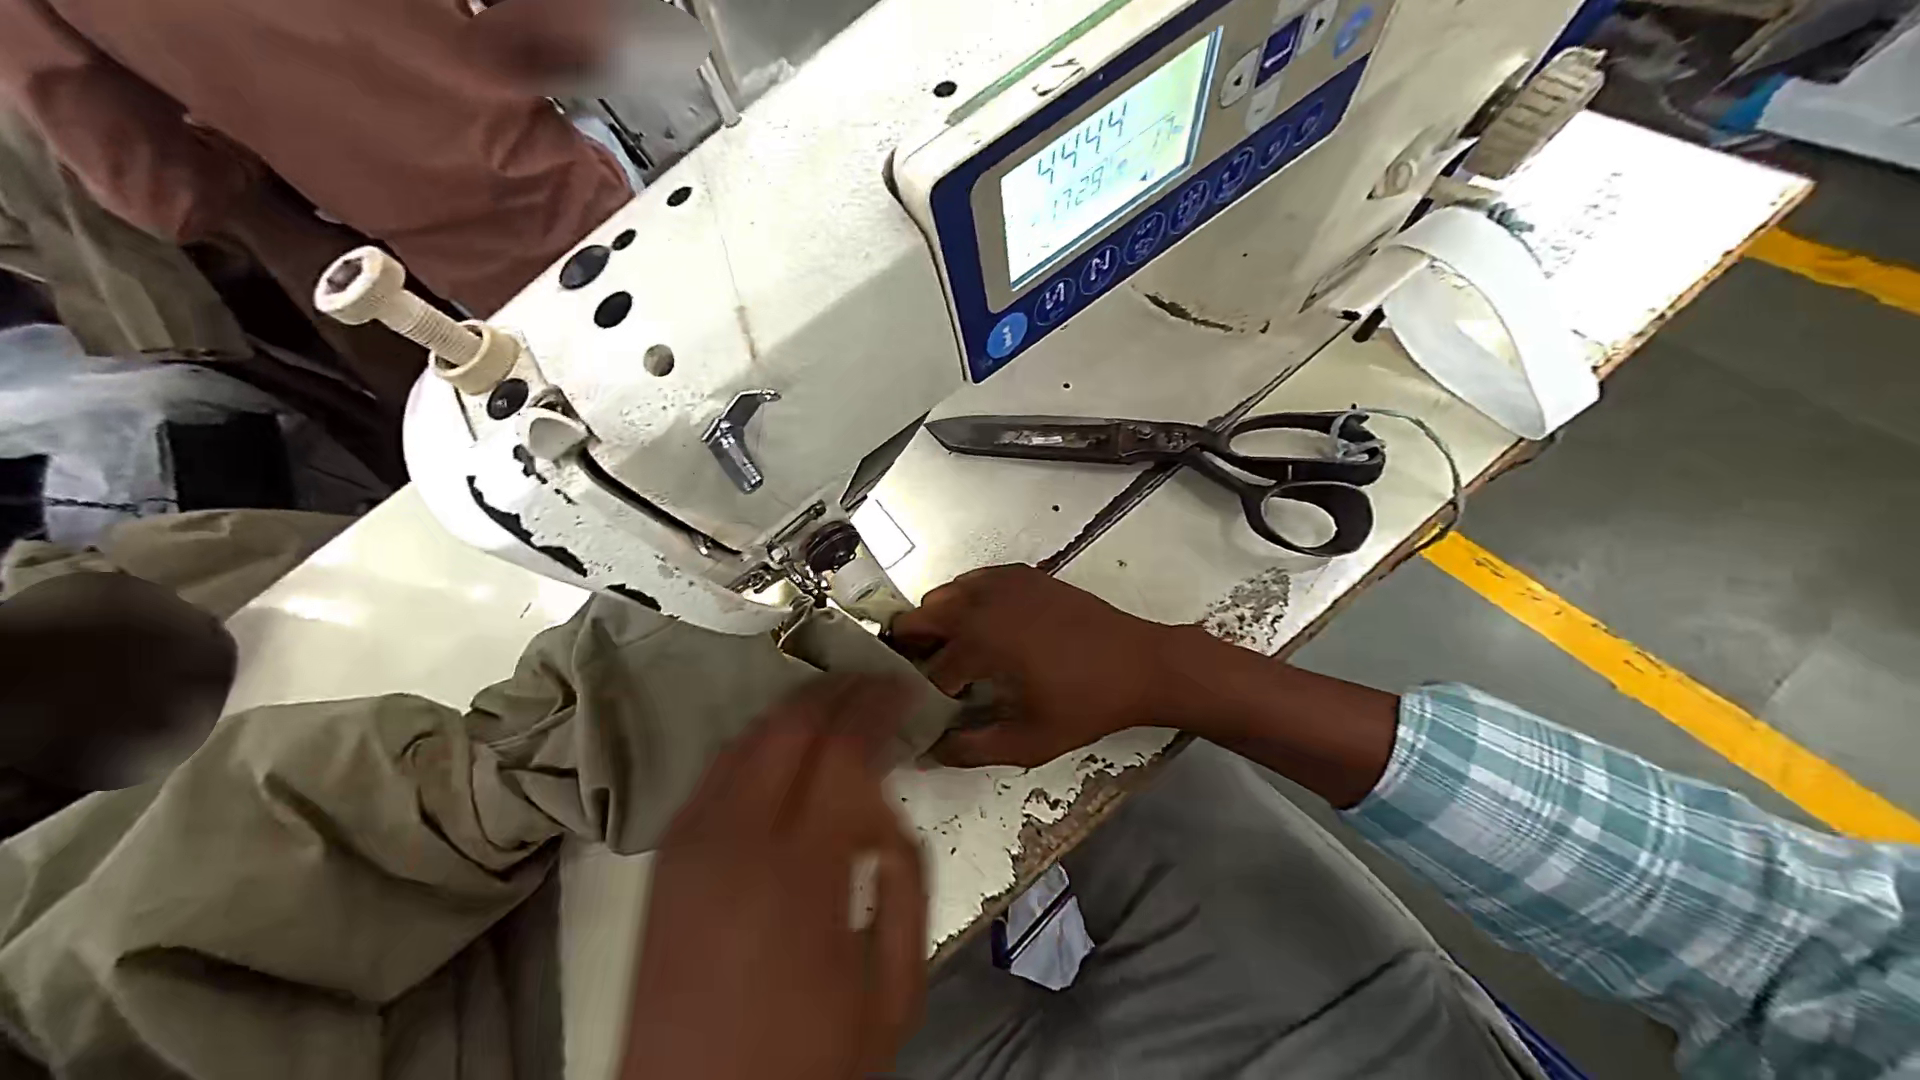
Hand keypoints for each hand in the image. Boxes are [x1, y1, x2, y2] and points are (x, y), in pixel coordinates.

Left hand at [623, 676, 927, 1079]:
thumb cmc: (802, 1059)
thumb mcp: (890, 990)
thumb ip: (907, 885)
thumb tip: (893, 809)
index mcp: (801, 869)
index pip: (843, 747)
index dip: (877, 703)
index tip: (904, 688)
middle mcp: (736, 838)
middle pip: (792, 725)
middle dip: (840, 690)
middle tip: (875, 681)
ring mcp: (691, 842)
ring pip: (750, 735)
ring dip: (798, 707)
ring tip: (838, 700)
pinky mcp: (666, 855)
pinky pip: (717, 768)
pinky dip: (758, 737)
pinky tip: (783, 741)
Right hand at [890, 565, 1190, 767]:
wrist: (1141, 663)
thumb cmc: (1087, 704)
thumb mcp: (1030, 741)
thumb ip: (973, 749)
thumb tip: (932, 752)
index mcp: (981, 641)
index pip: (930, 670)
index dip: (926, 697)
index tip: (932, 714)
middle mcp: (983, 603)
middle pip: (919, 618)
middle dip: (914, 648)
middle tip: (930, 678)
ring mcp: (1003, 583)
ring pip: (943, 595)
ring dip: (937, 623)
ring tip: (957, 654)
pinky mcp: (1023, 574)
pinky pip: (974, 580)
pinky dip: (965, 601)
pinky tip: (985, 627)